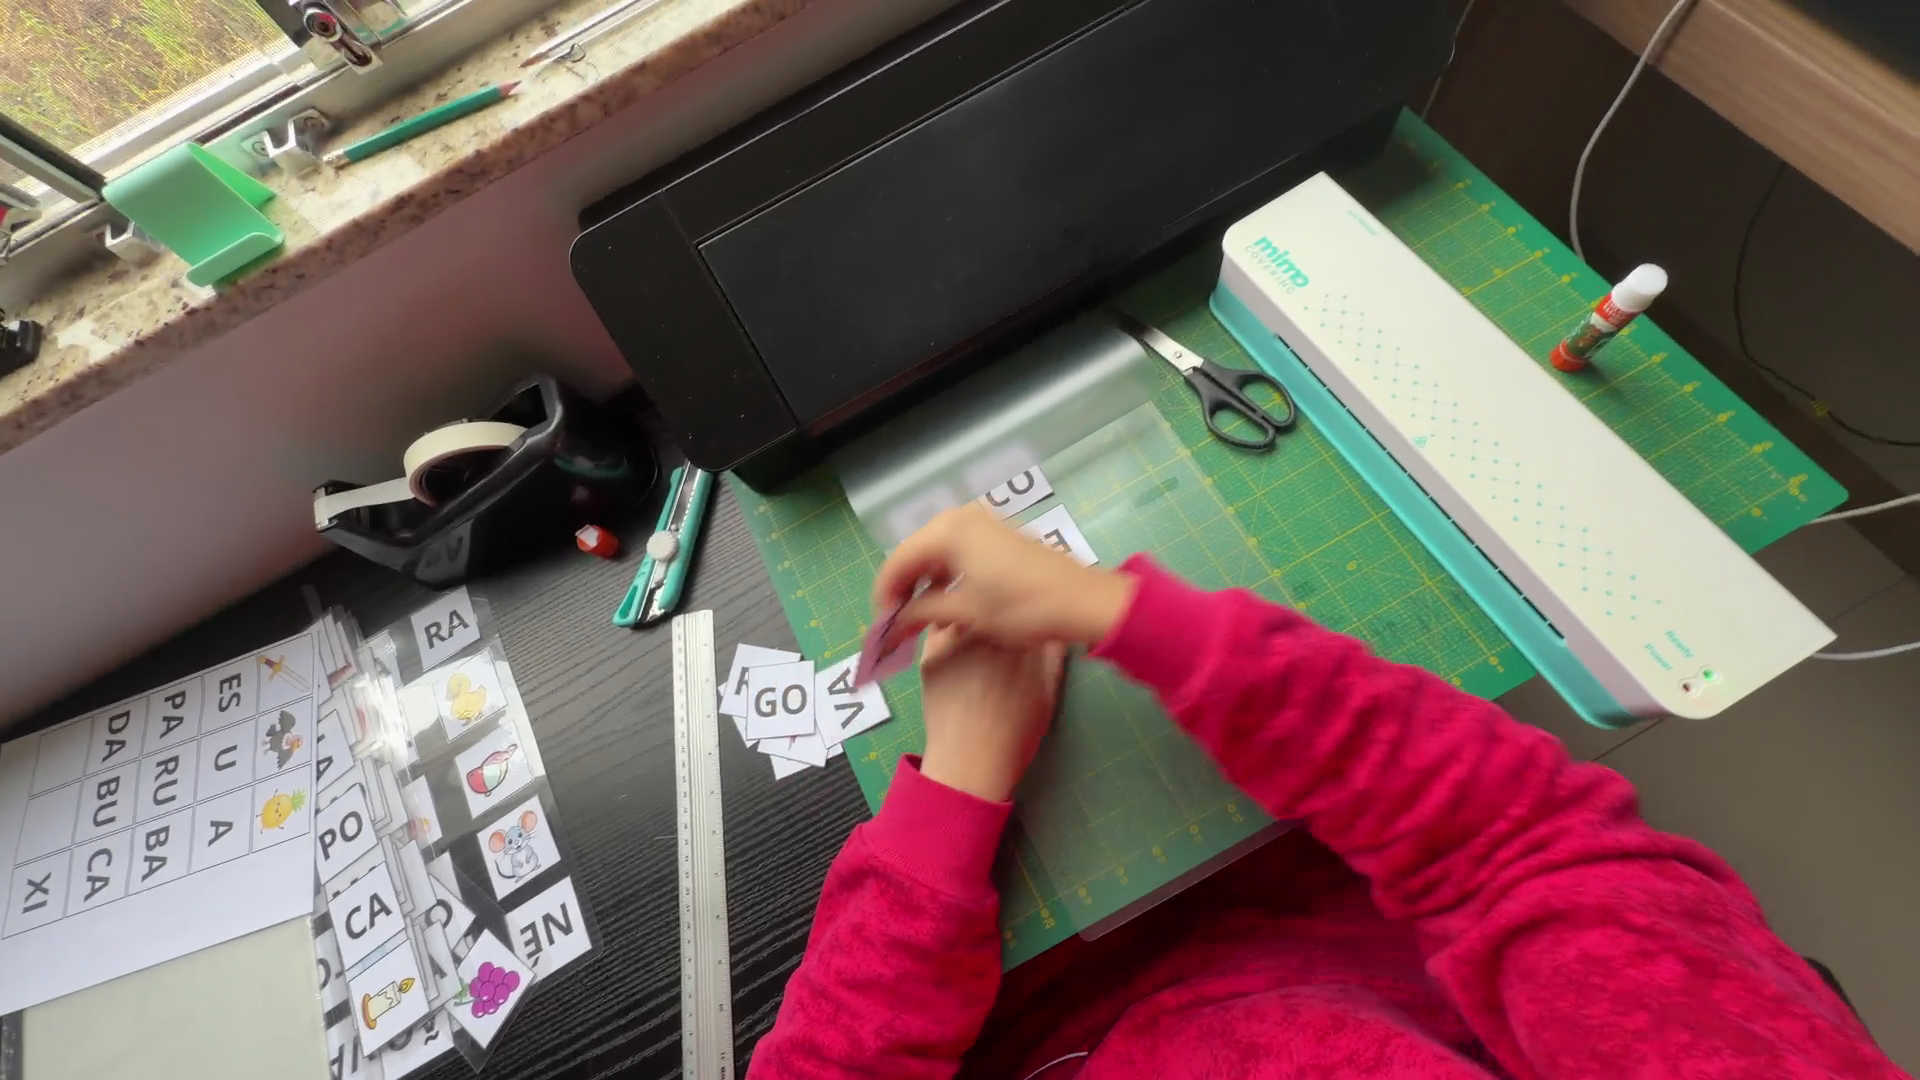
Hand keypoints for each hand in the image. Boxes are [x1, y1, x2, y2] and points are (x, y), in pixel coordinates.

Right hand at [875, 505, 1136, 648]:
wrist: (1082, 600)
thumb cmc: (1022, 606)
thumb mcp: (965, 613)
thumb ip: (921, 612)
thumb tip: (892, 623)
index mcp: (948, 531)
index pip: (899, 560)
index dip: (886, 594)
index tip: (882, 625)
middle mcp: (962, 517)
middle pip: (916, 552)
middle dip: (905, 587)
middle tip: (898, 622)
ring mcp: (984, 522)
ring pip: (938, 552)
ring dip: (927, 582)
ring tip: (924, 618)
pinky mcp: (1000, 534)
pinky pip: (960, 551)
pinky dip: (949, 575)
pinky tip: (951, 603)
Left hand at [918, 626, 1065, 802]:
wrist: (969, 764)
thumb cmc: (1015, 735)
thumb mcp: (1047, 696)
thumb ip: (1053, 658)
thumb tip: (1055, 631)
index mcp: (1020, 643)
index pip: (1022, 611)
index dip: (1022, 615)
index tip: (1023, 624)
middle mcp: (986, 637)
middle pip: (990, 607)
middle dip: (995, 614)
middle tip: (996, 636)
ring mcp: (954, 644)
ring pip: (962, 615)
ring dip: (968, 619)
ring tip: (974, 646)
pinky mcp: (930, 656)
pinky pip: (938, 634)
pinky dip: (946, 637)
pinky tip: (955, 657)